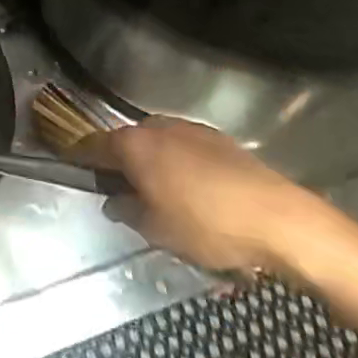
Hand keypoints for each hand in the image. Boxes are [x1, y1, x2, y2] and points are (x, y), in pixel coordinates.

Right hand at [67, 116, 350, 275]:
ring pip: (159, 146)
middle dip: (123, 165)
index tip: (74, 172)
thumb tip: (116, 202)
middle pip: (127, 143)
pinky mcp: (221, 140)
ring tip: (167, 198)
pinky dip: (184, 167)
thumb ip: (127, 212)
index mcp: (132, 144)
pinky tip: (199, 195)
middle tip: (127, 195)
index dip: (80, 161)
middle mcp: (155, 127)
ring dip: (156, 165)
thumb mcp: (156, 231)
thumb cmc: (208, 226)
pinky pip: (188, 150)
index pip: (91, 146)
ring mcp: (191, 130)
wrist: (283, 221)